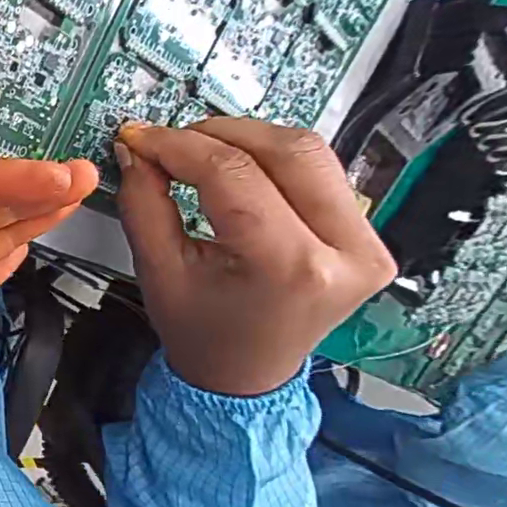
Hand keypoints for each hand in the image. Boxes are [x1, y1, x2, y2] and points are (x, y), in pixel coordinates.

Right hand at [115, 118, 395, 395]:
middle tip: (170, 141)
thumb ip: (145, 204)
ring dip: (247, 140)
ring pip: (310, 152)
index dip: (179, 147)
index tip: (143, 139)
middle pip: (287, 150)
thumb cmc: (201, 334)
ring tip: (198, 152)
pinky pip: (320, 172)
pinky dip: (270, 160)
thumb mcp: (157, 271)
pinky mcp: (368, 235)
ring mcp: (367, 242)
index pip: (234, 175)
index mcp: (289, 268)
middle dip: (218, 134)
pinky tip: (234, 169)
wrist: (241, 372)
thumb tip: (138, 154)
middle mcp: (345, 251)